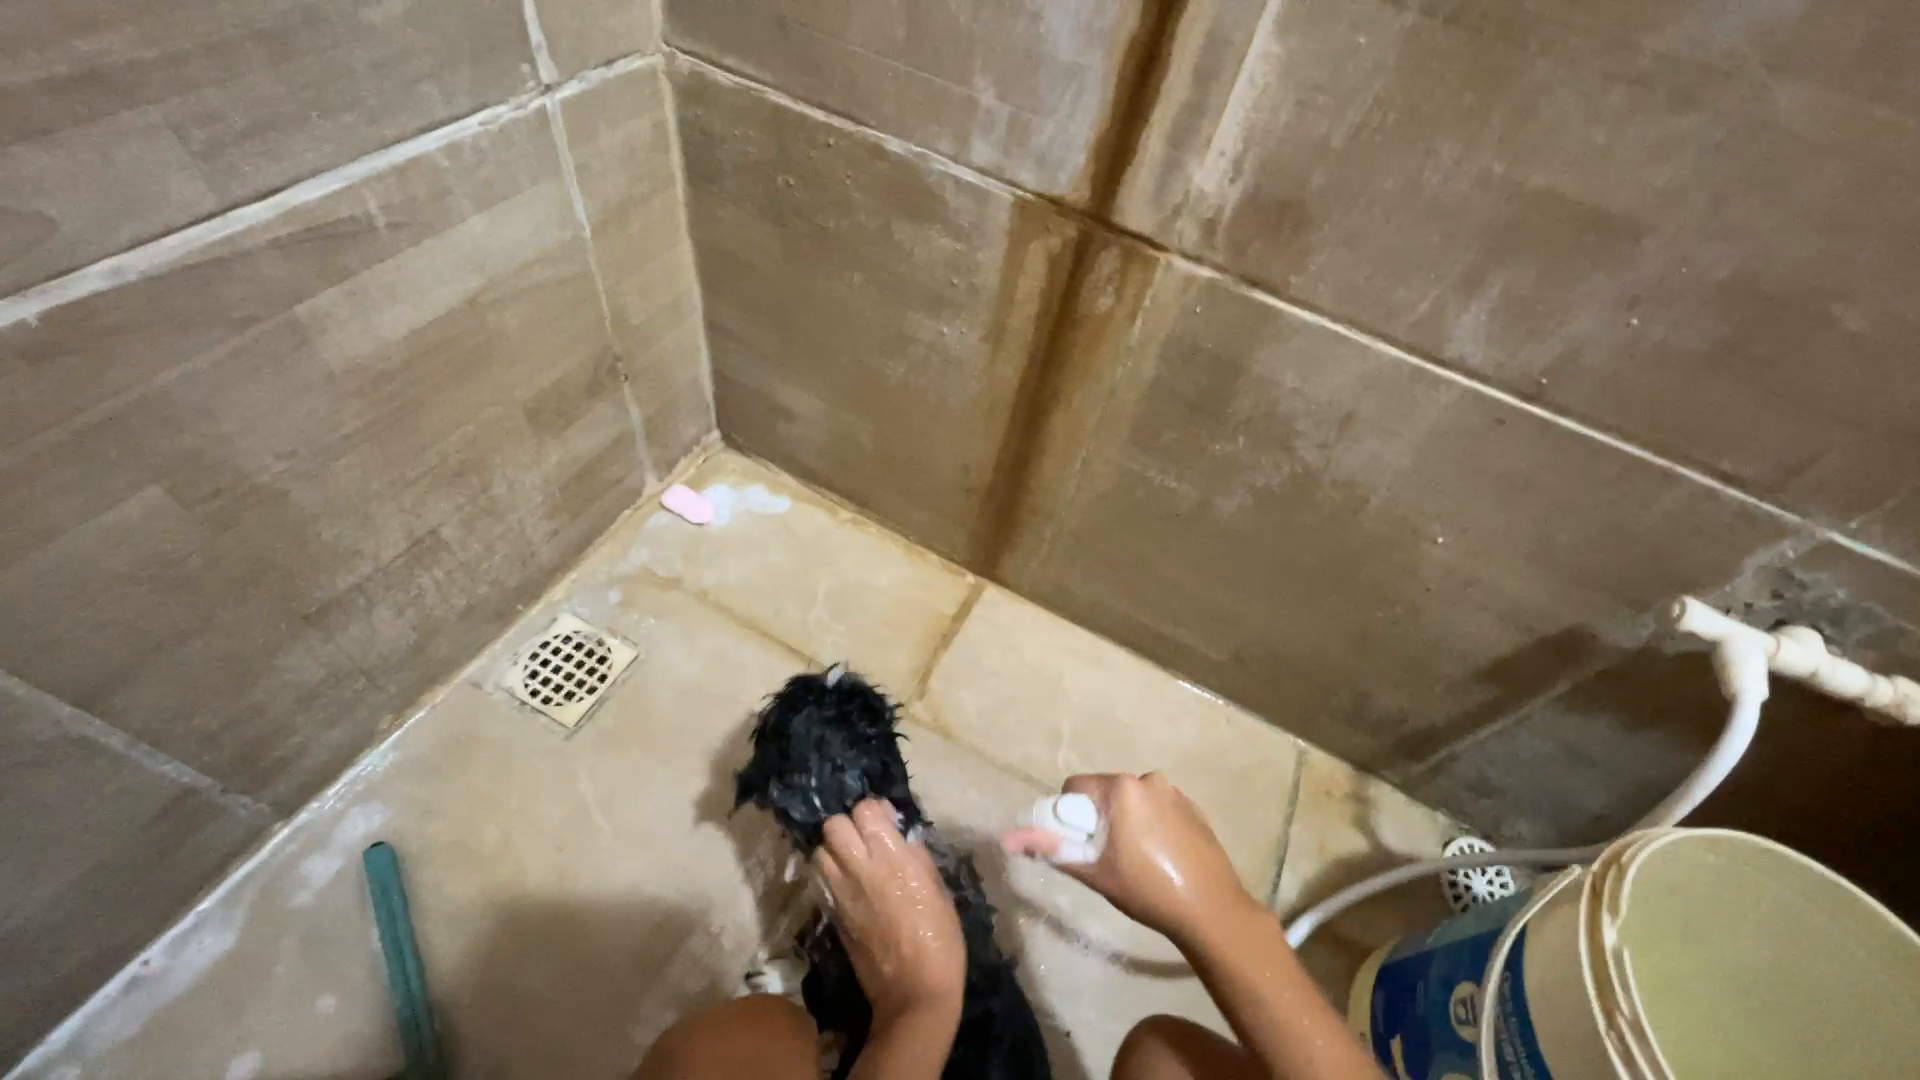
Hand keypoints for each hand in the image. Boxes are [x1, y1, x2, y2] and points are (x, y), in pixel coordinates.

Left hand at [815, 799, 965, 1025]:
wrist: (915, 993)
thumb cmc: (940, 939)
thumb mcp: (939, 889)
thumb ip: (917, 858)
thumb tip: (903, 840)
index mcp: (893, 857)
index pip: (865, 809)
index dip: (874, 811)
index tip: (886, 823)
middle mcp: (861, 868)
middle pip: (833, 825)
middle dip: (847, 826)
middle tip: (865, 840)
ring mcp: (842, 892)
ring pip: (820, 852)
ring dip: (834, 851)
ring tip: (853, 862)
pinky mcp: (832, 915)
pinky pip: (821, 881)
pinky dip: (830, 876)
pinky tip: (848, 886)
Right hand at [1003, 773, 1259, 945]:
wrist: (1211, 909)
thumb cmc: (1146, 889)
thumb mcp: (1093, 871)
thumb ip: (1049, 849)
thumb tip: (1006, 840)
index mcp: (1121, 789)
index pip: (1076, 787)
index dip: (1069, 815)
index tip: (1079, 843)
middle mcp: (1147, 779)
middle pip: (1105, 792)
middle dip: (1099, 818)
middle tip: (1106, 855)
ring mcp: (1174, 791)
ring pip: (1132, 800)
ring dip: (1125, 820)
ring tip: (1135, 859)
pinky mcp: (1193, 807)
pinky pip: (1157, 807)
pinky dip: (1150, 824)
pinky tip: (1160, 856)